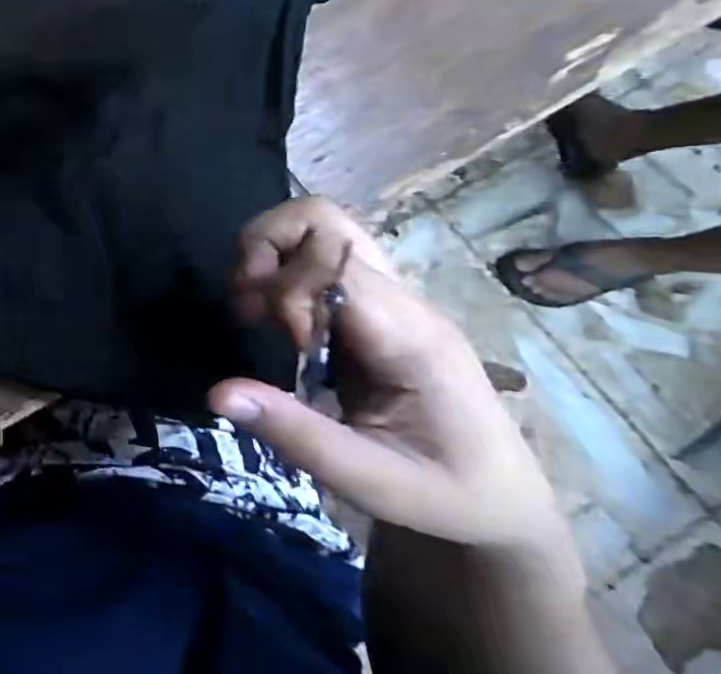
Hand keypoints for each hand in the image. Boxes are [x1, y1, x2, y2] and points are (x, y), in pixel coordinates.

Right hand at [208, 197, 566, 551]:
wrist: (504, 502)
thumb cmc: (447, 497)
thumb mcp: (374, 484)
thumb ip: (296, 435)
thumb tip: (217, 393)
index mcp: (411, 335)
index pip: (335, 265)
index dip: (288, 291)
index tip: (288, 346)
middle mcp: (400, 299)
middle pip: (322, 218)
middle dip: (265, 246)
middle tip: (248, 305)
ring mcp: (387, 295)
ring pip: (315, 226)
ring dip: (267, 254)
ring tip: (253, 311)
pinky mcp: (369, 303)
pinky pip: (314, 255)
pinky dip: (277, 270)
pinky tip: (272, 319)